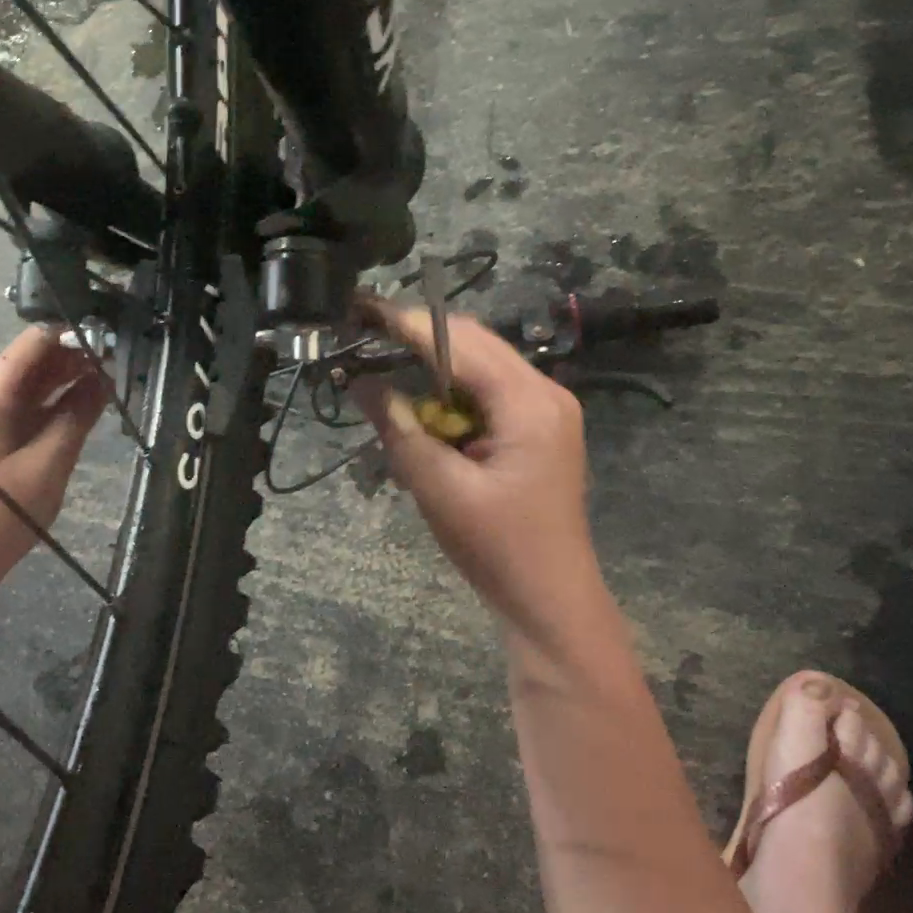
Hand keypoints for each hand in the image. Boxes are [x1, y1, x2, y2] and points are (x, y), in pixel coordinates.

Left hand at [0, 327, 107, 632]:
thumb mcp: (46, 468)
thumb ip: (77, 418)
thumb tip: (103, 379)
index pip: (33, 343)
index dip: (74, 338)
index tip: (113, 347)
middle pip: (27, 364)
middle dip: (71, 363)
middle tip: (117, 374)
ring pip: (21, 390)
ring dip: (59, 388)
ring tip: (103, 395)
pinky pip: (12, 413)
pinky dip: (43, 411)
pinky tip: (72, 419)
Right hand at [353, 302, 596, 626]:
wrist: (551, 602)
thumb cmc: (499, 549)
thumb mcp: (439, 489)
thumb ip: (400, 429)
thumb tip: (361, 382)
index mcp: (529, 402)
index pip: (460, 342)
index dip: (407, 323)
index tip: (361, 310)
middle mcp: (544, 393)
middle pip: (473, 345)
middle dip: (417, 339)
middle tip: (363, 335)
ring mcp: (544, 412)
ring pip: (478, 368)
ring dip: (431, 370)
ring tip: (382, 370)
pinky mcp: (535, 431)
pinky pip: (485, 395)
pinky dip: (449, 398)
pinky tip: (420, 414)